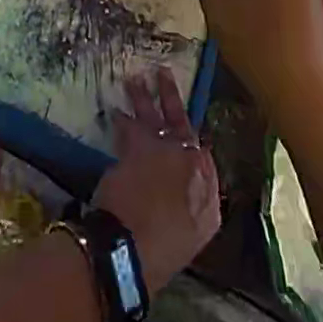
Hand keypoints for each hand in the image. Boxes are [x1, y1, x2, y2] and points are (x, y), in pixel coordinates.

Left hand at [92, 70, 220, 292]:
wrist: (130, 249)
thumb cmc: (168, 245)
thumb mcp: (201, 229)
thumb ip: (206, 199)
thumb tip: (204, 178)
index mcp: (203, 171)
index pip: (198, 145)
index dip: (187, 133)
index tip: (179, 122)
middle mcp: (183, 152)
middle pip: (178, 118)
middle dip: (170, 95)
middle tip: (161, 72)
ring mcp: (156, 148)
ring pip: (151, 116)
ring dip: (142, 98)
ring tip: (134, 80)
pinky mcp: (130, 150)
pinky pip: (127, 127)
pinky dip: (122, 119)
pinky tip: (116, 111)